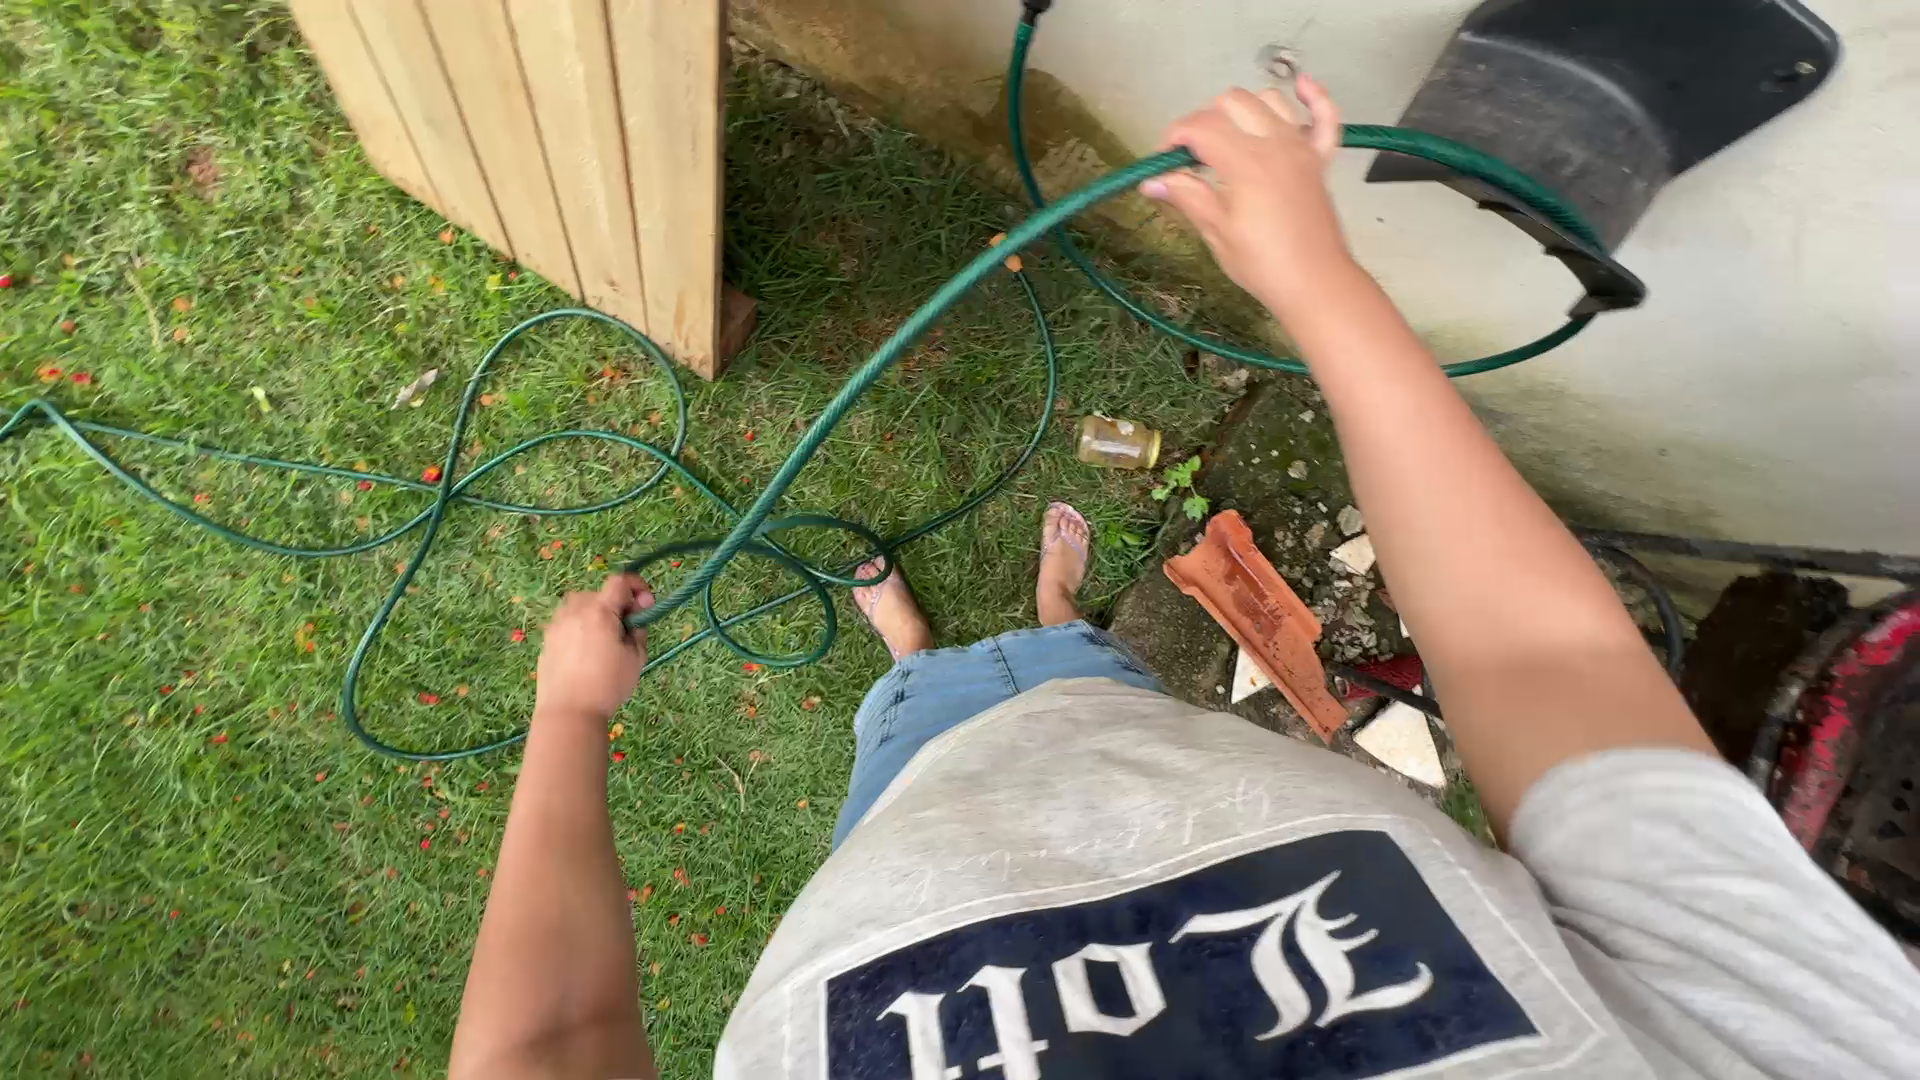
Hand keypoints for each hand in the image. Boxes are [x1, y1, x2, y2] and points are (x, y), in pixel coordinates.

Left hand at [534, 575, 652, 722]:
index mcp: (600, 611)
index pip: (619, 581)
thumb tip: (637, 614)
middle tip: (628, 626)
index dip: (637, 586)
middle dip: (617, 602)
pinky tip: (587, 649)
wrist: (569, 711)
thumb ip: (639, 629)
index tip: (646, 604)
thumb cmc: (608, 683)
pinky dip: (581, 625)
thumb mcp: (637, 656)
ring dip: (596, 611)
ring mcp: (557, 625)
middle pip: (599, 592)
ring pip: (579, 604)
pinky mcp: (547, 640)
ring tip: (605, 635)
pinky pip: (567, 621)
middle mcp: (575, 611)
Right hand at [1141, 78, 1353, 316]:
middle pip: (1232, 104)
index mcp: (1245, 162)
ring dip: (1243, 110)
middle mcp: (1275, 142)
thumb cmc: (1260, 263)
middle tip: (1191, 157)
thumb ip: (1187, 197)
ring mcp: (1302, 147)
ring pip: (1269, 100)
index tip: (1162, 161)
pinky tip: (1300, 87)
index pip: (1201, 127)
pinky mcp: (1320, 159)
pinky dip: (1313, 96)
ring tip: (1228, 140)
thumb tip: (1151, 181)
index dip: (1175, 137)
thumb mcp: (1216, 232)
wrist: (1313, 282)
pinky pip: (1324, 114)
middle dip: (1204, 121)